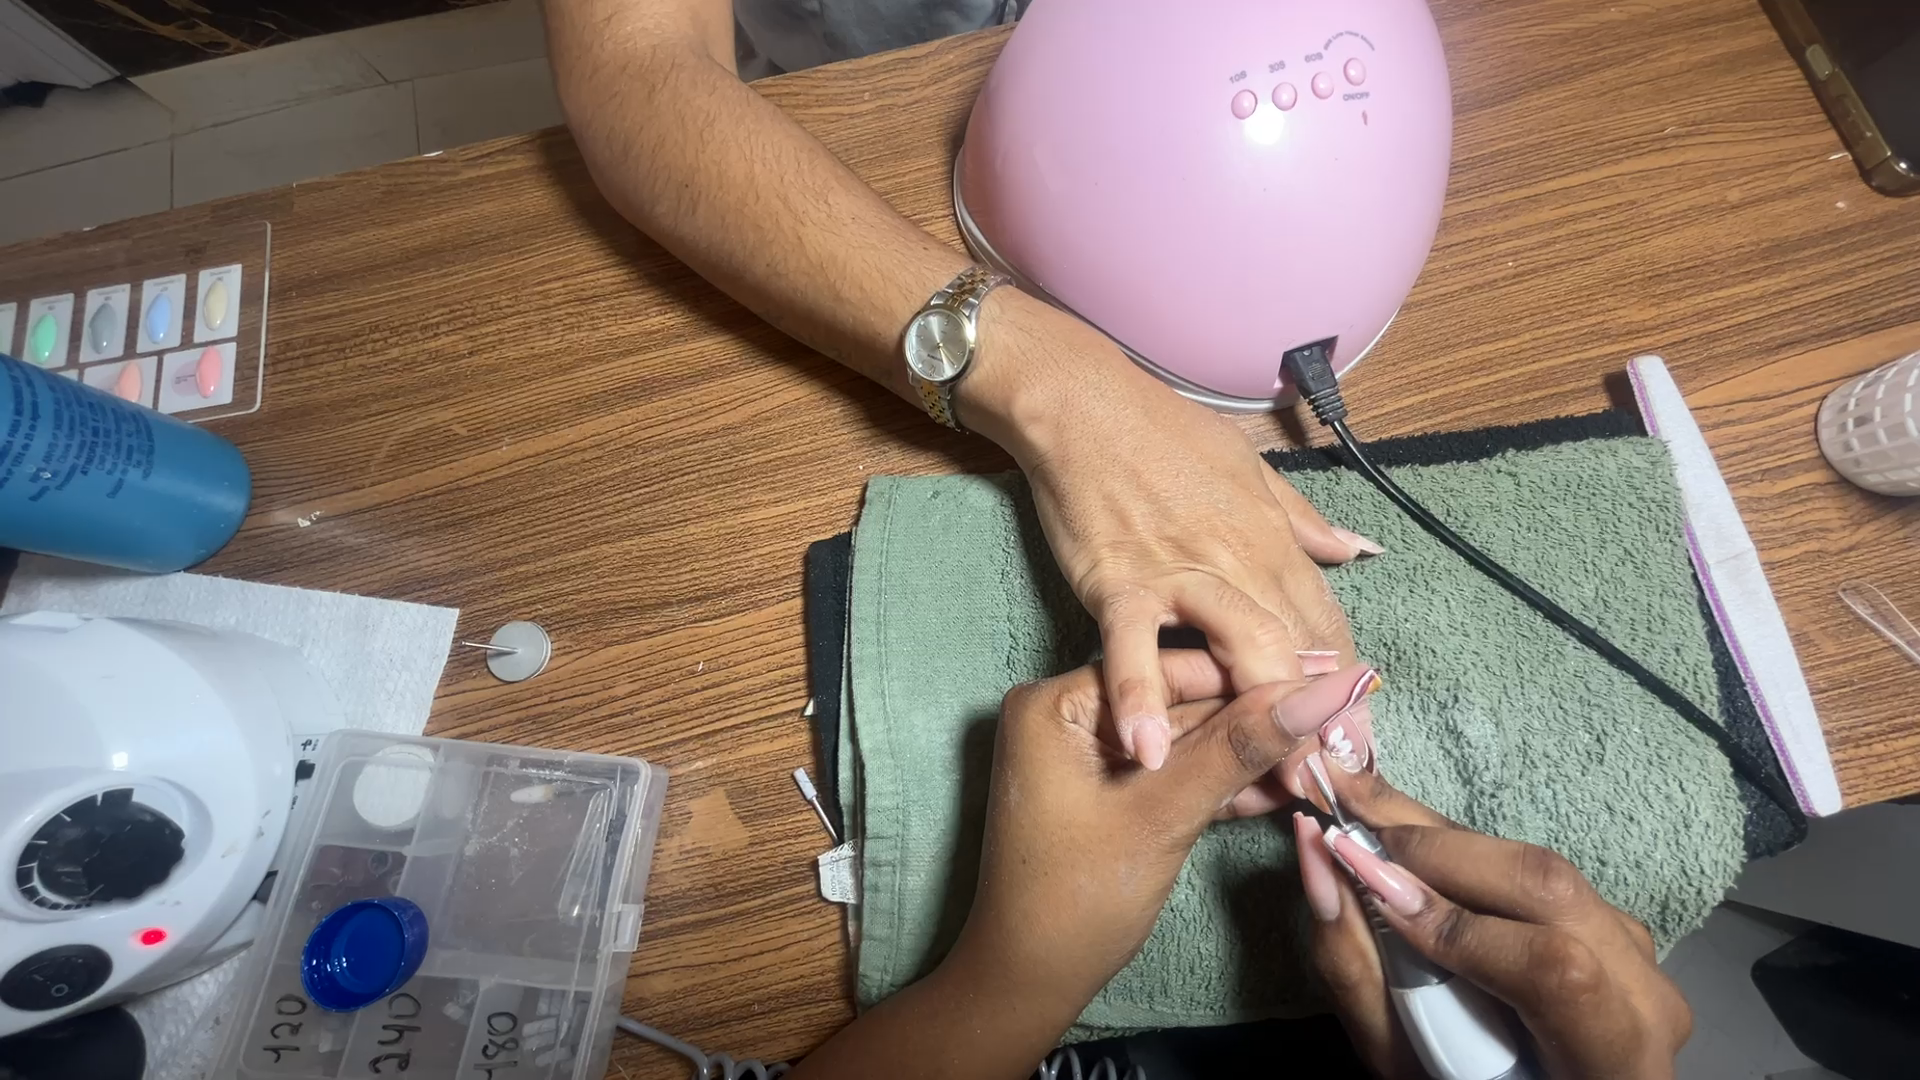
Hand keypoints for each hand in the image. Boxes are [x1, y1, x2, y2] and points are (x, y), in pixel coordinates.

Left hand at [947, 652, 1376, 1005]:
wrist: (1030, 978)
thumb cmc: (1080, 897)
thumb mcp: (1163, 814)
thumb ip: (1238, 748)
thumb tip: (1321, 693)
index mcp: (1055, 700)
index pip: (1167, 669)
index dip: (1252, 677)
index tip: (1330, 680)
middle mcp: (1064, 709)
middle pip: (1176, 703)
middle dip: (1254, 722)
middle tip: (1338, 722)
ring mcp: (1081, 747)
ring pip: (1178, 739)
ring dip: (1244, 756)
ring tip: (1323, 756)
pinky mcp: (1102, 781)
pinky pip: (1165, 768)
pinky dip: (1213, 780)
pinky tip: (1278, 785)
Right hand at [959, 295, 1377, 773]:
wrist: (1086, 406)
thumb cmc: (1163, 433)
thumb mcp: (1247, 467)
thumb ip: (1301, 518)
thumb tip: (1359, 551)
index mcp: (1271, 538)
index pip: (1326, 624)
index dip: (1348, 689)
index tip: (1357, 745)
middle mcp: (1239, 561)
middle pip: (1298, 650)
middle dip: (1322, 723)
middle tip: (1330, 791)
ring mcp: (1179, 573)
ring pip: (1240, 649)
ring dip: (1261, 720)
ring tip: (1273, 791)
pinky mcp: (1119, 581)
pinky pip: (1136, 646)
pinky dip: (1144, 695)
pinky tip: (1150, 752)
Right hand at [1293, 768, 1691, 1079]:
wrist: (1525, 1078)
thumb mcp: (1394, 1056)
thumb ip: (1350, 960)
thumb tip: (1314, 847)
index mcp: (1611, 1063)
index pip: (1555, 971)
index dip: (1457, 924)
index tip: (1365, 885)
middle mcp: (1644, 995)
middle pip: (1545, 886)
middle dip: (1429, 847)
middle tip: (1341, 817)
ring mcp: (1629, 945)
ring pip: (1529, 858)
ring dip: (1428, 830)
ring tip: (1354, 808)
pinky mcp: (1600, 910)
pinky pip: (1518, 857)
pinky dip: (1442, 837)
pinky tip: (1391, 828)